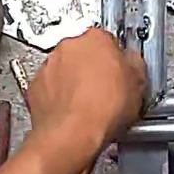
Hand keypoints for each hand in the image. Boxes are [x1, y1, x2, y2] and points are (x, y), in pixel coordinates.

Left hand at [26, 27, 146, 160]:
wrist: (71, 134)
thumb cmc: (101, 111)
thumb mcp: (137, 86)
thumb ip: (134, 66)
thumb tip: (133, 65)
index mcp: (96, 39)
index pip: (108, 40)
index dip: (115, 59)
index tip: (119, 72)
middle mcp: (68, 47)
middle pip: (83, 52)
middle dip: (91, 69)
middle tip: (103, 90)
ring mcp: (49, 66)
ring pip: (64, 69)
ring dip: (73, 82)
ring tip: (87, 105)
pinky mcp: (36, 86)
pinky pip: (49, 87)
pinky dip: (57, 97)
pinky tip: (71, 112)